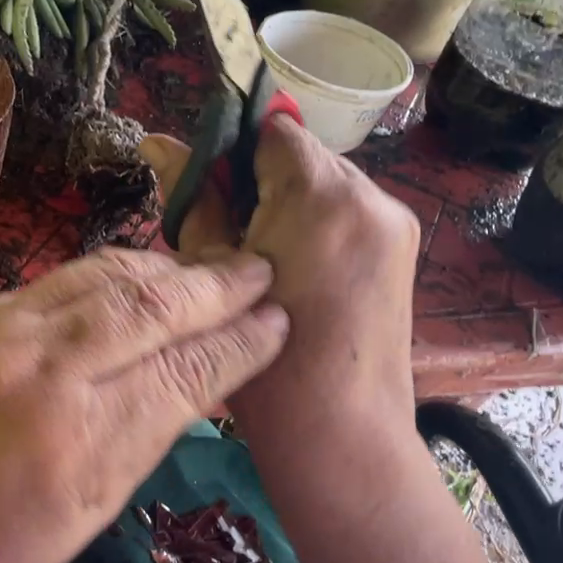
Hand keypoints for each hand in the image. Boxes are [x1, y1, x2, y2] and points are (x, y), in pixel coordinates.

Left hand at [0, 249, 286, 562]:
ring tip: (214, 270)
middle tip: (263, 270)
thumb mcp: (82, 513)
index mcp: (75, 439)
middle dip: (215, 287)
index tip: (281, 320)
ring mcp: (6, 327)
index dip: (238, 342)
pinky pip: (68, 277)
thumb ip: (144, 434)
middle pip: (148, 307)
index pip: (180, 372)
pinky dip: (119, 271)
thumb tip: (204, 377)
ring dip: (169, 269)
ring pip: (107, 277)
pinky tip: (145, 274)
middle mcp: (42, 365)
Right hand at [139, 112, 419, 445]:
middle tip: (226, 228)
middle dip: (260, 177)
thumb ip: (190, 195)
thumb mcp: (210, 268)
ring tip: (260, 254)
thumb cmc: (261, 360)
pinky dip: (317, 221)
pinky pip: (348, 209)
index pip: (271, 127)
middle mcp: (369, 194)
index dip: (232, 149)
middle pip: (300, 153)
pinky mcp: (404, 248)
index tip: (209, 188)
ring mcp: (395, 221)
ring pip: (325, 180)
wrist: (340, 435)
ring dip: (288, 199)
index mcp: (319, 193)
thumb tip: (158, 142)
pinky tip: (294, 268)